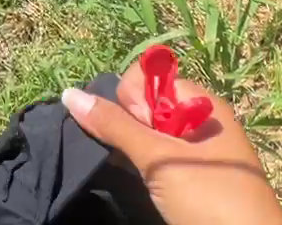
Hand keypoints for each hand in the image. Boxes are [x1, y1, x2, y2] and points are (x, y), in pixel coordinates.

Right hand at [62, 63, 281, 224]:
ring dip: (133, 148)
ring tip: (137, 172)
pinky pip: (156, 158)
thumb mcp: (160, 159)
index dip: (134, 99)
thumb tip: (68, 93)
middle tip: (142, 157)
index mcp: (202, 105)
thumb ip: (114, 124)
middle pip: (144, 105)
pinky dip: (141, 165)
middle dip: (128, 124)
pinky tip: (139, 182)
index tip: (143, 130)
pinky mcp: (193, 183)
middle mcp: (200, 123)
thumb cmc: (212, 203)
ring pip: (147, 134)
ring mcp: (198, 154)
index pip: (148, 78)